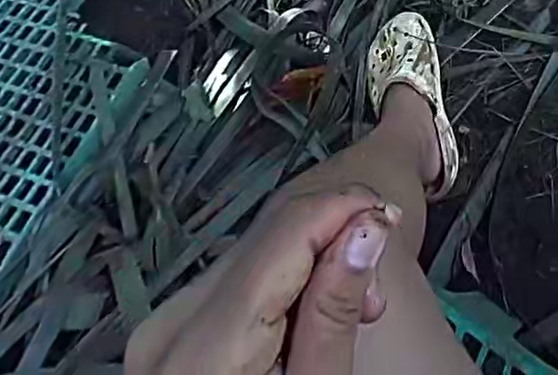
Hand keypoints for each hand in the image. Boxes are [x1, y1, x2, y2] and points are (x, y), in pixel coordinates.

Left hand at [127, 185, 398, 374]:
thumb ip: (334, 314)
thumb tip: (369, 226)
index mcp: (204, 350)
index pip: (289, 228)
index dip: (347, 207)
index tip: (390, 220)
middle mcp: (172, 323)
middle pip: (275, 230)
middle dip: (337, 237)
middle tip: (375, 291)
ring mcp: (166, 325)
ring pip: (262, 244)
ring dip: (316, 256)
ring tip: (352, 307)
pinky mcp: (172, 329)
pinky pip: (243, 271)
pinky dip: (287, 277)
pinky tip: (310, 313)